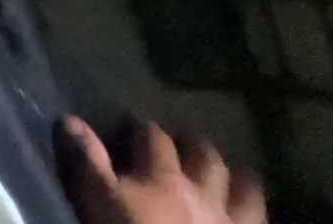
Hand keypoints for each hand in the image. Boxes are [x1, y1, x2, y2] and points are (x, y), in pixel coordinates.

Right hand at [65, 117, 268, 223]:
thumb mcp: (99, 196)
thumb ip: (89, 158)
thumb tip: (71, 118)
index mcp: (163, 175)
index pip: (154, 138)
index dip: (144, 127)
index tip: (134, 122)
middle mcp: (203, 192)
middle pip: (206, 159)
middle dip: (196, 144)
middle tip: (187, 139)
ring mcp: (231, 222)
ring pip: (246, 192)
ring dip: (240, 177)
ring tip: (235, 171)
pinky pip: (261, 223)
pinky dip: (258, 214)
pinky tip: (254, 214)